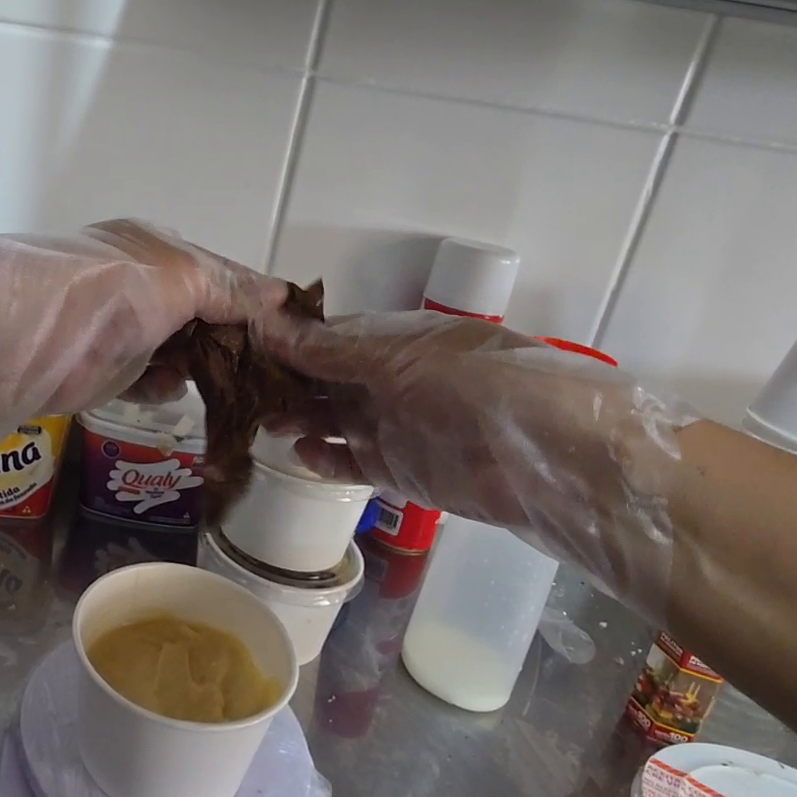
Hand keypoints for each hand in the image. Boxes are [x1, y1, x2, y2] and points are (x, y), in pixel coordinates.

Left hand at [0, 220, 285, 452]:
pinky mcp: (91, 370)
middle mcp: (132, 284)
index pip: (218, 272)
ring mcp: (110, 329)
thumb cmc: (103, 296)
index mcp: (153, 249)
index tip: (290, 333)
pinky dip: (160, 386)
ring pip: (170, 347)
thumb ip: (226, 286)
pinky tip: (176, 393)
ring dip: (199, 365)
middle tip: (270, 373)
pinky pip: (138, 378)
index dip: (253, 299)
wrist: (12, 339)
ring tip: (235, 388)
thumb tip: (281, 293)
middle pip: (196, 312)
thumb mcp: (175, 278)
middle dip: (230, 338)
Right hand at [255, 309, 696, 616]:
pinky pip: (352, 461)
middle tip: (243, 390)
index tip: (245, 345)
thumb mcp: (401, 357)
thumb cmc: (478, 387)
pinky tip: (300, 452)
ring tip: (264, 421)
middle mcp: (393, 380)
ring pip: (335, 419)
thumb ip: (333, 350)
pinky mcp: (403, 471)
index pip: (330, 337)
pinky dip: (325, 458)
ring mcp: (398, 426)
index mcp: (397, 341)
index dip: (289, 341)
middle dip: (288, 382)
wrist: (553, 459)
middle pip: (327, 378)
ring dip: (300, 417)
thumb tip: (267, 325)